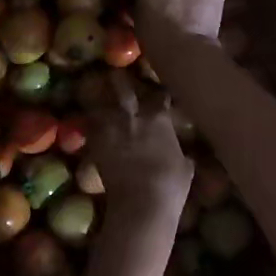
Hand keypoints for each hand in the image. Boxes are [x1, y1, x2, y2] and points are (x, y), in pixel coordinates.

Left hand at [89, 73, 192, 219]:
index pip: (159, 95)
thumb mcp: (185, 167)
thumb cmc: (170, 185)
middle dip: (119, 79)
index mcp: (158, 118)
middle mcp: (133, 115)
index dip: (158, 94)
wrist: (142, 202)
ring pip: (100, 105)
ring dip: (99, 103)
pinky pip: (89, 128)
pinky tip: (90, 127)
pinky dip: (90, 126)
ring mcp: (111, 127)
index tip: (158, 94)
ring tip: (95, 98)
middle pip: (123, 88)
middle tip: (115, 72)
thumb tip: (185, 154)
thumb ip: (181, 153)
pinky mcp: (95, 143)